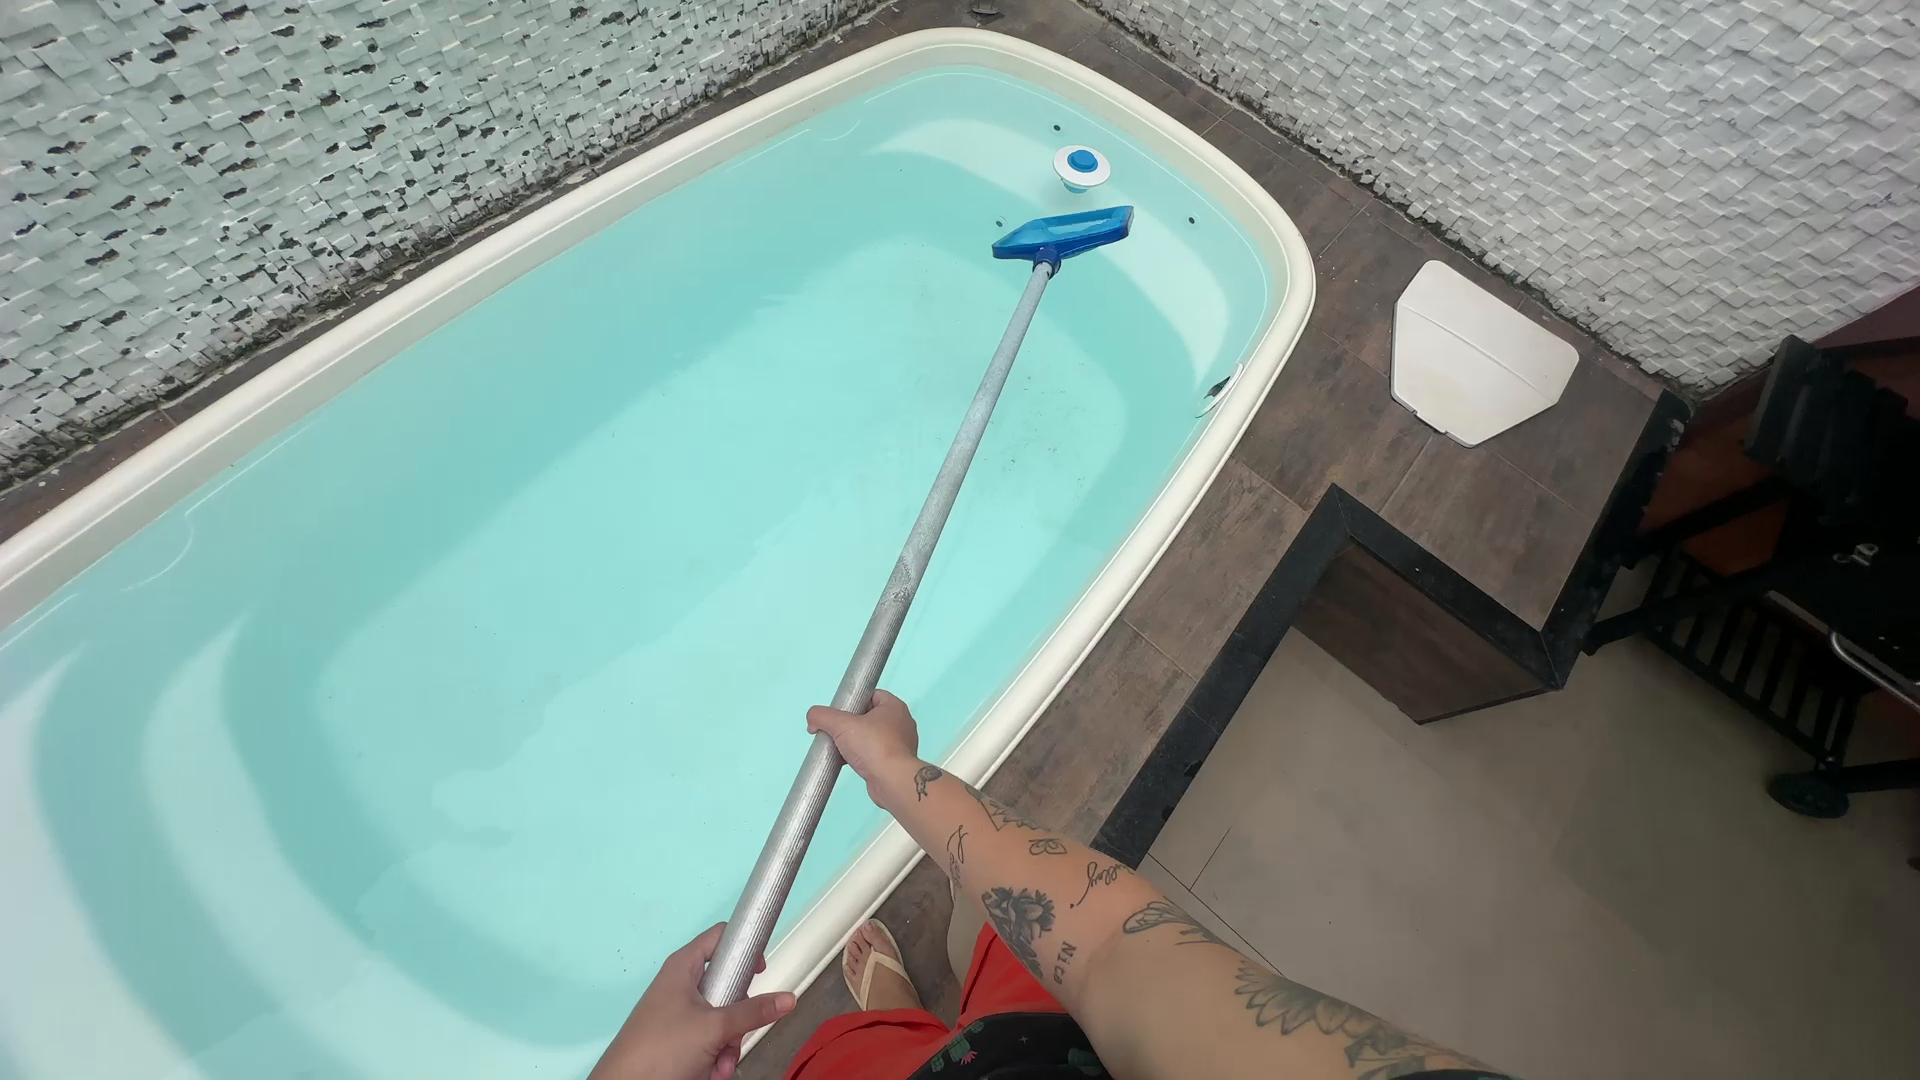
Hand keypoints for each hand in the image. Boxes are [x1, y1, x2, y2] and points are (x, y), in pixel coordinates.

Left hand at [589, 923, 795, 1079]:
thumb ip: (753, 1012)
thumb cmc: (662, 1048)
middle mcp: (680, 984)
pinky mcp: (673, 1040)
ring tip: (720, 1065)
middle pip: (725, 984)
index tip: (760, 970)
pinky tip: (711, 1074)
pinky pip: (705, 1039)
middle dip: (737, 1016)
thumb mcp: (715, 1027)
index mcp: (684, 966)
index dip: (744, 946)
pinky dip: (713, 1056)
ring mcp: (676, 1014)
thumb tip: (789, 999)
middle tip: (736, 1033)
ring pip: (718, 1017)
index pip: (721, 936)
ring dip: (727, 1044)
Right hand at [806, 689, 919, 787]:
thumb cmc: (874, 746)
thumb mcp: (842, 725)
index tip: (840, 713)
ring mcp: (901, 743)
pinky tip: (849, 762)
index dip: (854, 701)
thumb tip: (812, 718)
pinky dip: (862, 757)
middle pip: (869, 717)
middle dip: (851, 725)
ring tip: (839, 749)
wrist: (891, 780)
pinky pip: (876, 754)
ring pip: (872, 737)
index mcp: (894, 706)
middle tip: (836, 732)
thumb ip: (823, 716)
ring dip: (855, 742)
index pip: (872, 695)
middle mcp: (901, 722)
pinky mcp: (897, 762)